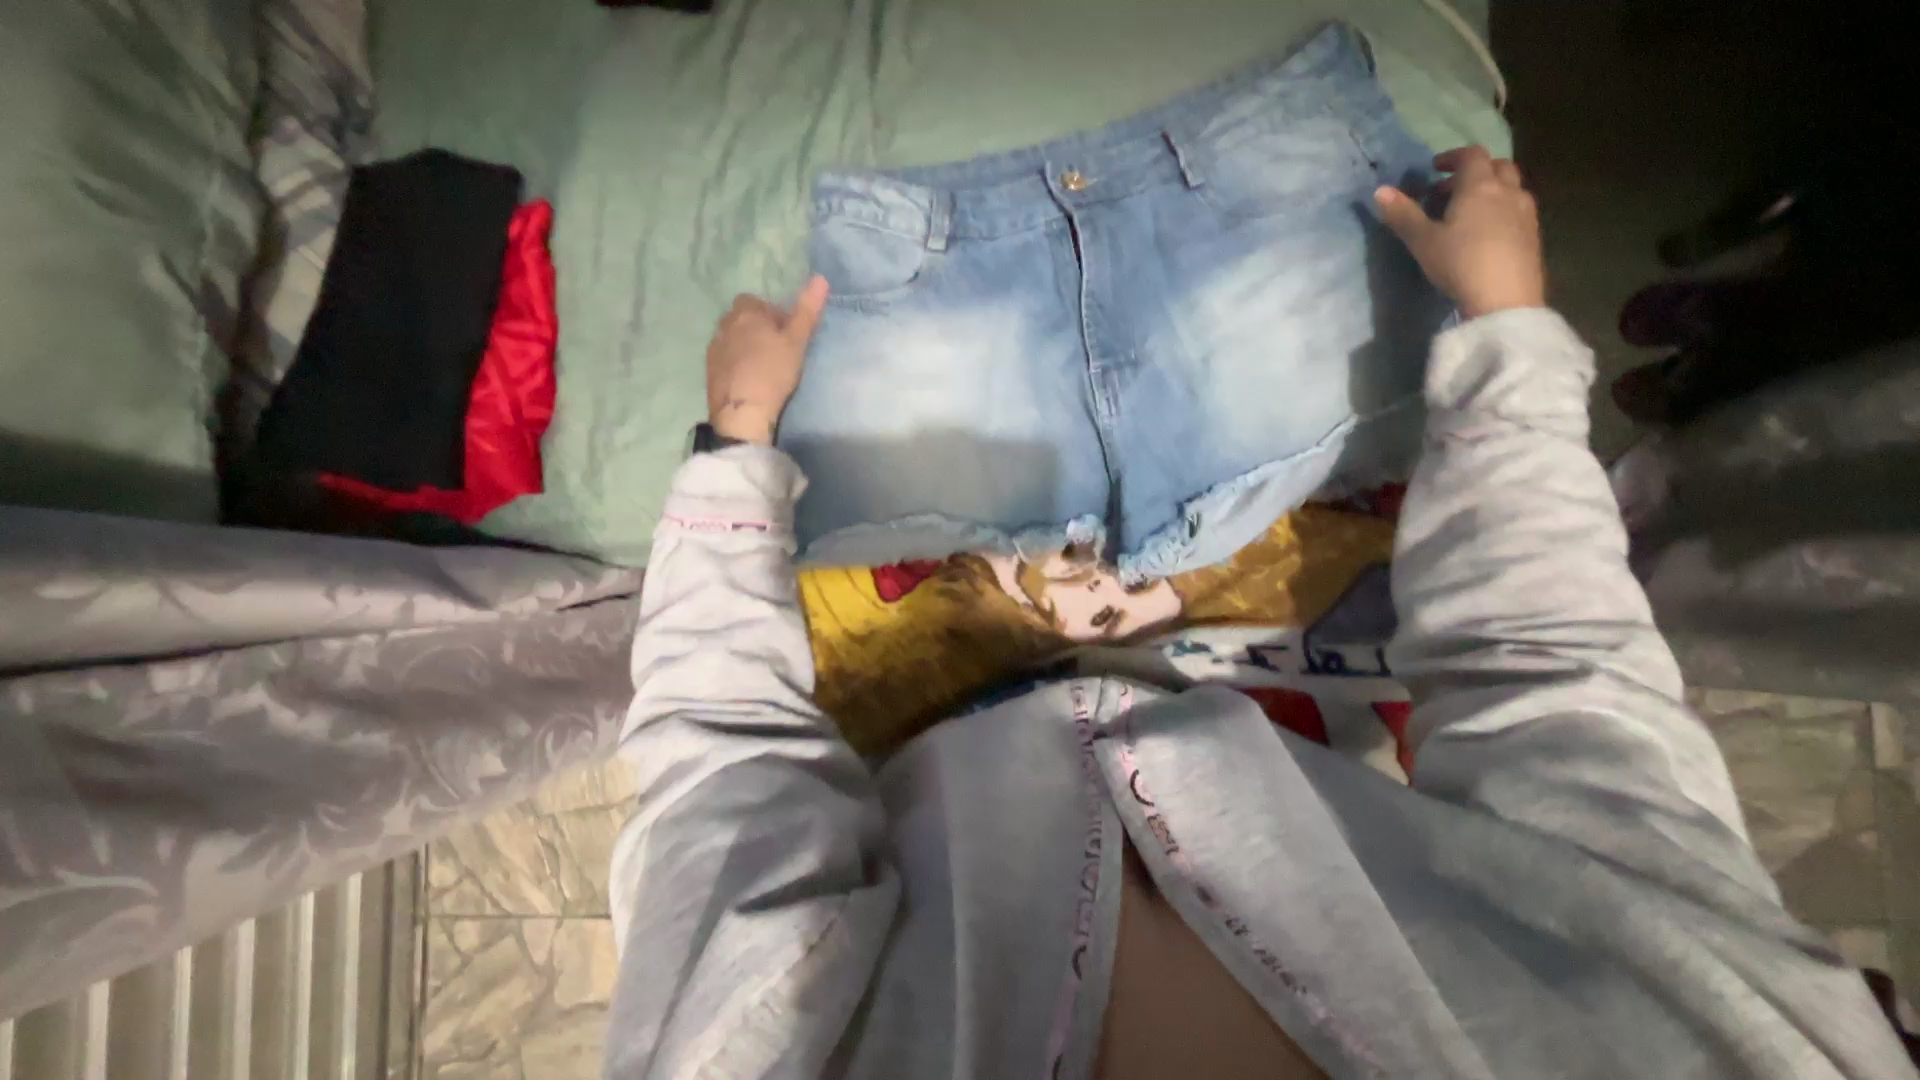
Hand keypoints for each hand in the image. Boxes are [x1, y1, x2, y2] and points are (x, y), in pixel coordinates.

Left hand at [705, 275, 829, 443]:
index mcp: (746, 312)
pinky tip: (749, 379)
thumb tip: (821, 277)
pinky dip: (736, 363)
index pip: (757, 302)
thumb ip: (807, 310)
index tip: (786, 333)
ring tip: (763, 366)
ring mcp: (714, 348)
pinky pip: (725, 359)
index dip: (772, 314)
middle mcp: (725, 324)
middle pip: (742, 319)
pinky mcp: (709, 371)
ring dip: (745, 346)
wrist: (742, 411)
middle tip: (777, 349)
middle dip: (757, 328)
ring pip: (732, 339)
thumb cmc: (772, 371)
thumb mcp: (797, 341)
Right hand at [1374, 146, 1545, 318]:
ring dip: (1491, 189)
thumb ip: (1403, 214)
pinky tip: (1488, 232)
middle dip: (1474, 171)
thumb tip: (1380, 191)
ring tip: (1470, 211)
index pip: (1471, 155)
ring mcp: (1525, 211)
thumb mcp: (1422, 241)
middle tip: (1451, 190)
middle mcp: (1507, 190)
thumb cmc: (1459, 262)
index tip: (1435, 169)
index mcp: (1479, 186)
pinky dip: (1502, 208)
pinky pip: (1518, 208)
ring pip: (1511, 186)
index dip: (1452, 157)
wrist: (1504, 297)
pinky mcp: (1533, 233)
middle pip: (1496, 166)